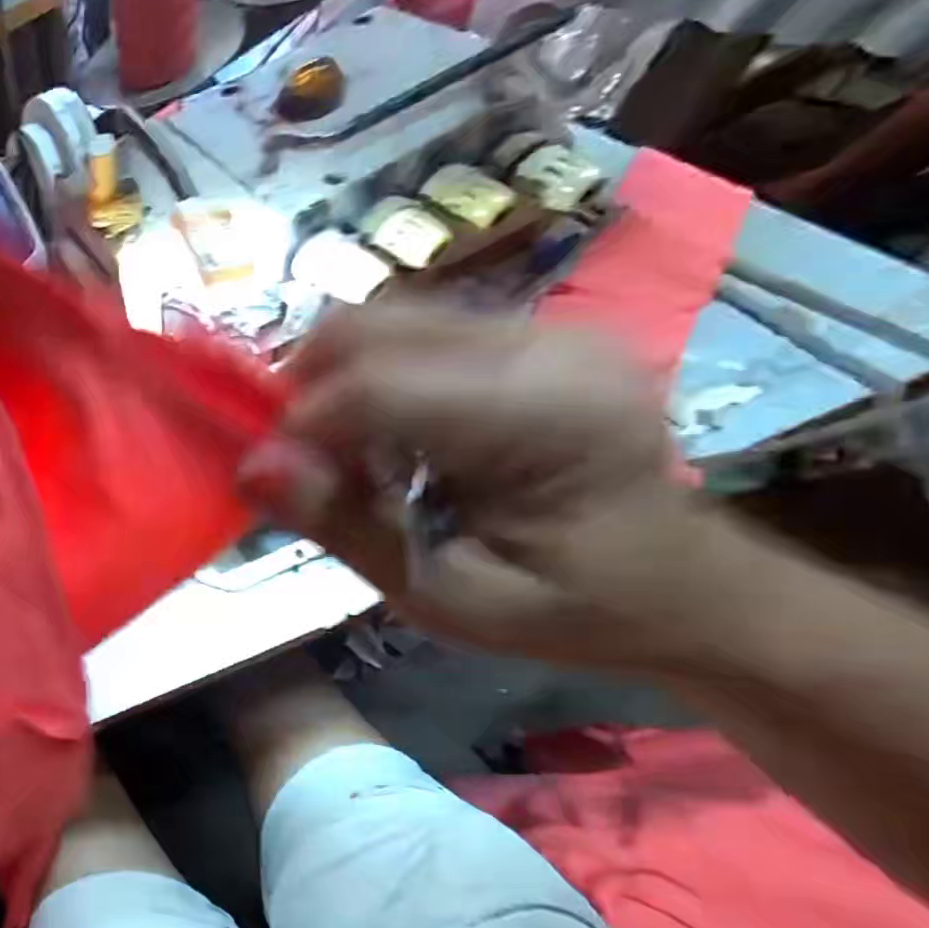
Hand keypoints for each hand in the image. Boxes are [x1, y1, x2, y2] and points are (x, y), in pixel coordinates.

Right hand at [240, 305, 705, 668]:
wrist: (678, 585)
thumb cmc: (563, 607)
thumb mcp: (443, 598)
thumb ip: (346, 526)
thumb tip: (250, 466)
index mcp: (547, 418)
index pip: (376, 387)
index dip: (299, 425)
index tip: (272, 476)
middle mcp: (547, 346)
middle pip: (370, 328)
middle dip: (304, 389)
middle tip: (300, 461)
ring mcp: (540, 326)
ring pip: (379, 320)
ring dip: (330, 381)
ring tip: (343, 453)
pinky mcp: (524, 328)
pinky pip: (406, 329)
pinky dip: (363, 375)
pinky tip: (382, 433)